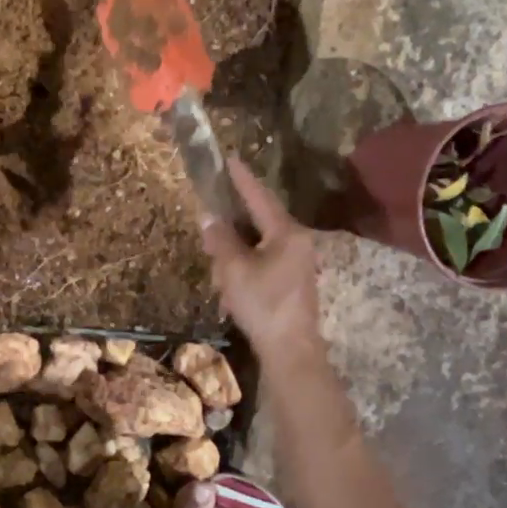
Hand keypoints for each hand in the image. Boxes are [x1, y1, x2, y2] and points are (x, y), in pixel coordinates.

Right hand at [199, 154, 325, 368]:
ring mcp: (298, 263)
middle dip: (234, 218)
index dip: (242, 179)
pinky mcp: (293, 281)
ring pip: (260, 242)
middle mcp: (298, 242)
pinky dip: (244, 261)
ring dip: (237, 245)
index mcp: (286, 234)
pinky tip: (228, 276)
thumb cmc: (262, 304)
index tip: (230, 158)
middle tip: (211, 210)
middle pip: (261, 220)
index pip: (260, 198)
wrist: (290, 349)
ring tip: (215, 254)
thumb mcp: (233, 269)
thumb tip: (209, 216)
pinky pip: (264, 259)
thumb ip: (220, 240)